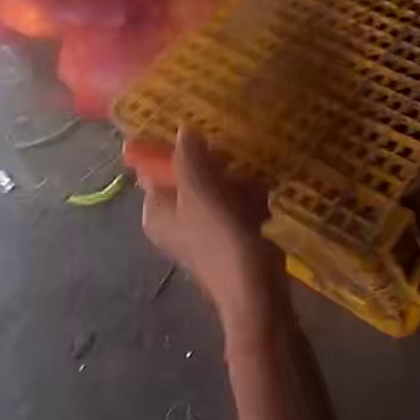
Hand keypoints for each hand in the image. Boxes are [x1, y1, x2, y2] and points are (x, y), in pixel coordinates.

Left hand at [127, 129, 282, 351]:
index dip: (180, 152)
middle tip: (236, 161)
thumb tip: (183, 129)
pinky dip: (250, 202)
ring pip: (219, 192)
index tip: (207, 138)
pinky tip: (263, 204)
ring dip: (238, 184)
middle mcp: (175, 221)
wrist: (255, 291)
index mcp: (157, 212)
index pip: (158, 170)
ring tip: (254, 185)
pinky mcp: (230, 240)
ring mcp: (204, 232)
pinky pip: (237, 209)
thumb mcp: (200, 192)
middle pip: (192, 179)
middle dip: (217, 168)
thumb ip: (189, 158)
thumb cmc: (221, 240)